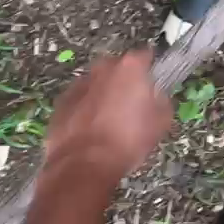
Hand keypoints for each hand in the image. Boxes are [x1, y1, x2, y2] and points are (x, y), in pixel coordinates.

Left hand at [40, 50, 170, 186]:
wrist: (82, 167)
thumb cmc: (127, 141)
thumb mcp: (161, 122)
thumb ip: (161, 99)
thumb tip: (154, 96)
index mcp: (130, 66)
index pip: (145, 56)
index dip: (150, 71)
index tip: (151, 87)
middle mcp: (104, 67)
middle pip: (119, 68)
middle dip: (124, 83)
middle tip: (130, 107)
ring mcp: (80, 84)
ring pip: (97, 84)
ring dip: (103, 96)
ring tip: (107, 123)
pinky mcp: (61, 103)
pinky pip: (79, 101)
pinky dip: (84, 110)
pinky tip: (89, 131)